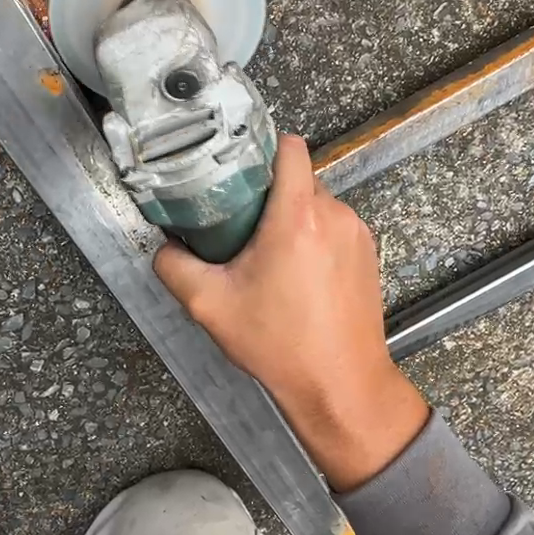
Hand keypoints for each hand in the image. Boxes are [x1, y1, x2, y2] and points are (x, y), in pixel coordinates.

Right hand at [155, 134, 429, 489]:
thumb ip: (174, 267)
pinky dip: (313, 237)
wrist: (342, 387)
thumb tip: (165, 248)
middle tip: (240, 225)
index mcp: (297, 217)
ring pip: (316, 202)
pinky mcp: (368, 253)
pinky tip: (295, 274)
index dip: (261, 148)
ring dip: (291, 218)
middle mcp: (334, 216)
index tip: (237, 169)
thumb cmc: (280, 345)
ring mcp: (357, 234)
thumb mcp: (209, 306)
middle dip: (268, 194)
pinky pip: (334, 226)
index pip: (289, 147)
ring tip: (266, 256)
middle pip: (297, 177)